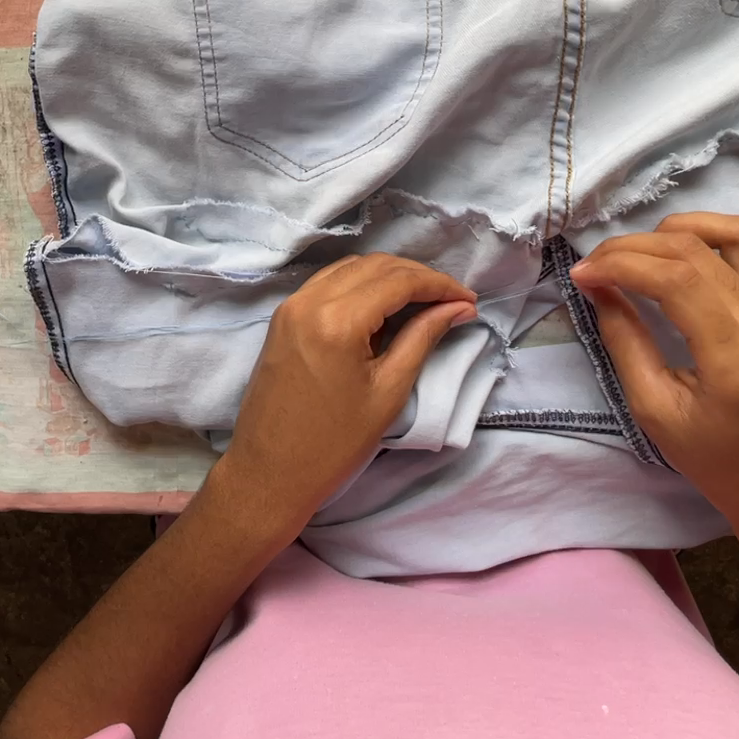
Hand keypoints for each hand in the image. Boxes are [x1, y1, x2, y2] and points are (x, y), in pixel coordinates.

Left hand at [216, 254, 476, 532]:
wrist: (270, 472)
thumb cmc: (334, 444)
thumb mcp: (388, 392)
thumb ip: (423, 338)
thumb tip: (458, 307)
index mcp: (337, 320)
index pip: (397, 280)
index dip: (438, 285)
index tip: (468, 299)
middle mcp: (309, 300)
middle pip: (374, 266)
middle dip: (417, 277)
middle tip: (451, 301)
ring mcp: (291, 305)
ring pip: (350, 268)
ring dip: (389, 276)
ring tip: (423, 302)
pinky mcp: (283, 316)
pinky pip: (328, 282)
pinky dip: (360, 284)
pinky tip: (383, 306)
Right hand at [570, 196, 738, 552]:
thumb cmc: (716, 461)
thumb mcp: (653, 409)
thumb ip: (624, 340)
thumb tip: (596, 285)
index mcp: (738, 358)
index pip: (676, 277)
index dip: (619, 264)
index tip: (581, 275)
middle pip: (698, 251)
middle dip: (634, 247)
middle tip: (596, 267)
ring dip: (687, 226)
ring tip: (648, 246)